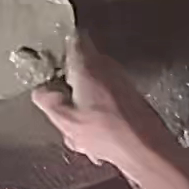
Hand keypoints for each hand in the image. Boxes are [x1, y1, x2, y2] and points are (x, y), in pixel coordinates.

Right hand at [32, 35, 172, 168]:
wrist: (147, 151)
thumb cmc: (108, 134)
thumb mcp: (65, 120)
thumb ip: (47, 100)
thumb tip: (40, 90)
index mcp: (88, 66)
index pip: (73, 37)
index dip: (58, 42)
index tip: (46, 55)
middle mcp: (106, 67)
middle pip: (79, 62)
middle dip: (65, 81)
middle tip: (56, 100)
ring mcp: (120, 80)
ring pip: (91, 82)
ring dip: (80, 100)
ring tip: (76, 126)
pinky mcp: (130, 96)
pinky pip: (104, 97)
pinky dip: (95, 111)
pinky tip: (93, 135)